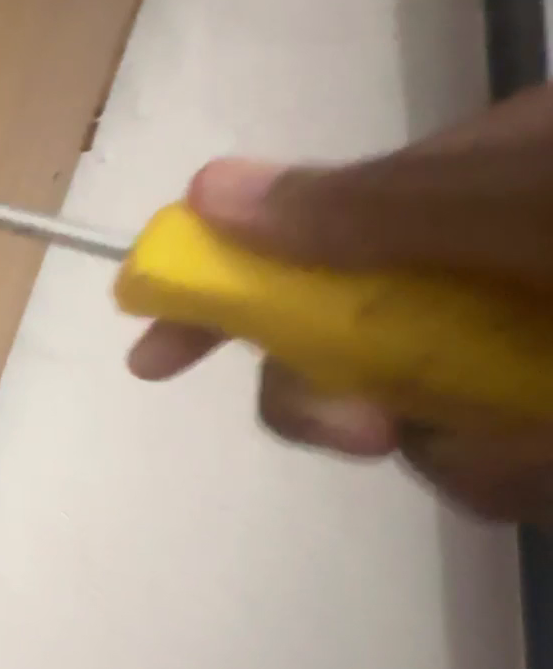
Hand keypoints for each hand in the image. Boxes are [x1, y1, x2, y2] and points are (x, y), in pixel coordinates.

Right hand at [127, 84, 552, 521]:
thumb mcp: (545, 201)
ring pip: (412, 425)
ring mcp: (523, 355)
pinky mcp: (552, 420)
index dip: (217, 297)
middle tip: (360, 432)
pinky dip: (521, 476)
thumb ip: (375, 201)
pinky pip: (494, 472)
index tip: (156, 359)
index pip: (299, 243)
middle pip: (329, 348)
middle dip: (323, 400)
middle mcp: (480, 278)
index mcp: (472, 205)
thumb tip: (207, 191)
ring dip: (465, 453)